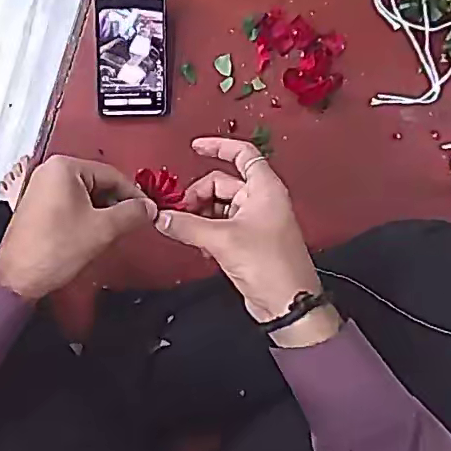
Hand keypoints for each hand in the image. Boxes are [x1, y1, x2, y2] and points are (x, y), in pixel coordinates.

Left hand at [0, 156, 156, 300]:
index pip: (112, 175)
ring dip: (102, 212)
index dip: (133, 194)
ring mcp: (41, 188)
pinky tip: (92, 234)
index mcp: (64, 168)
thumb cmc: (51, 251)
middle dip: (117, 204)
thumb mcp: (104, 229)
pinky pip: (71, 203)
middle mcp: (49, 172)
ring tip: (112, 231)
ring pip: (86, 195)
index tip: (146, 209)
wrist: (18, 278)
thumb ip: (132, 213)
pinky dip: (86, 216)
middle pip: (98, 183)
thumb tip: (147, 208)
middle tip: (132, 222)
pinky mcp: (37, 205)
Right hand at [154, 138, 339, 345]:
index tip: (195, 147)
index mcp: (264, 188)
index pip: (242, 154)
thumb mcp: (222, 240)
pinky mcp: (249, 241)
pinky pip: (221, 226)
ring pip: (219, 206)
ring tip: (186, 230)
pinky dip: (207, 231)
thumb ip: (187, 226)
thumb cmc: (271, 266)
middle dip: (198, 194)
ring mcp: (255, 221)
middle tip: (179, 210)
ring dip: (200, 216)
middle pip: (222, 183)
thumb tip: (163, 217)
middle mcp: (261, 200)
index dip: (218, 146)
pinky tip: (200, 246)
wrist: (288, 304)